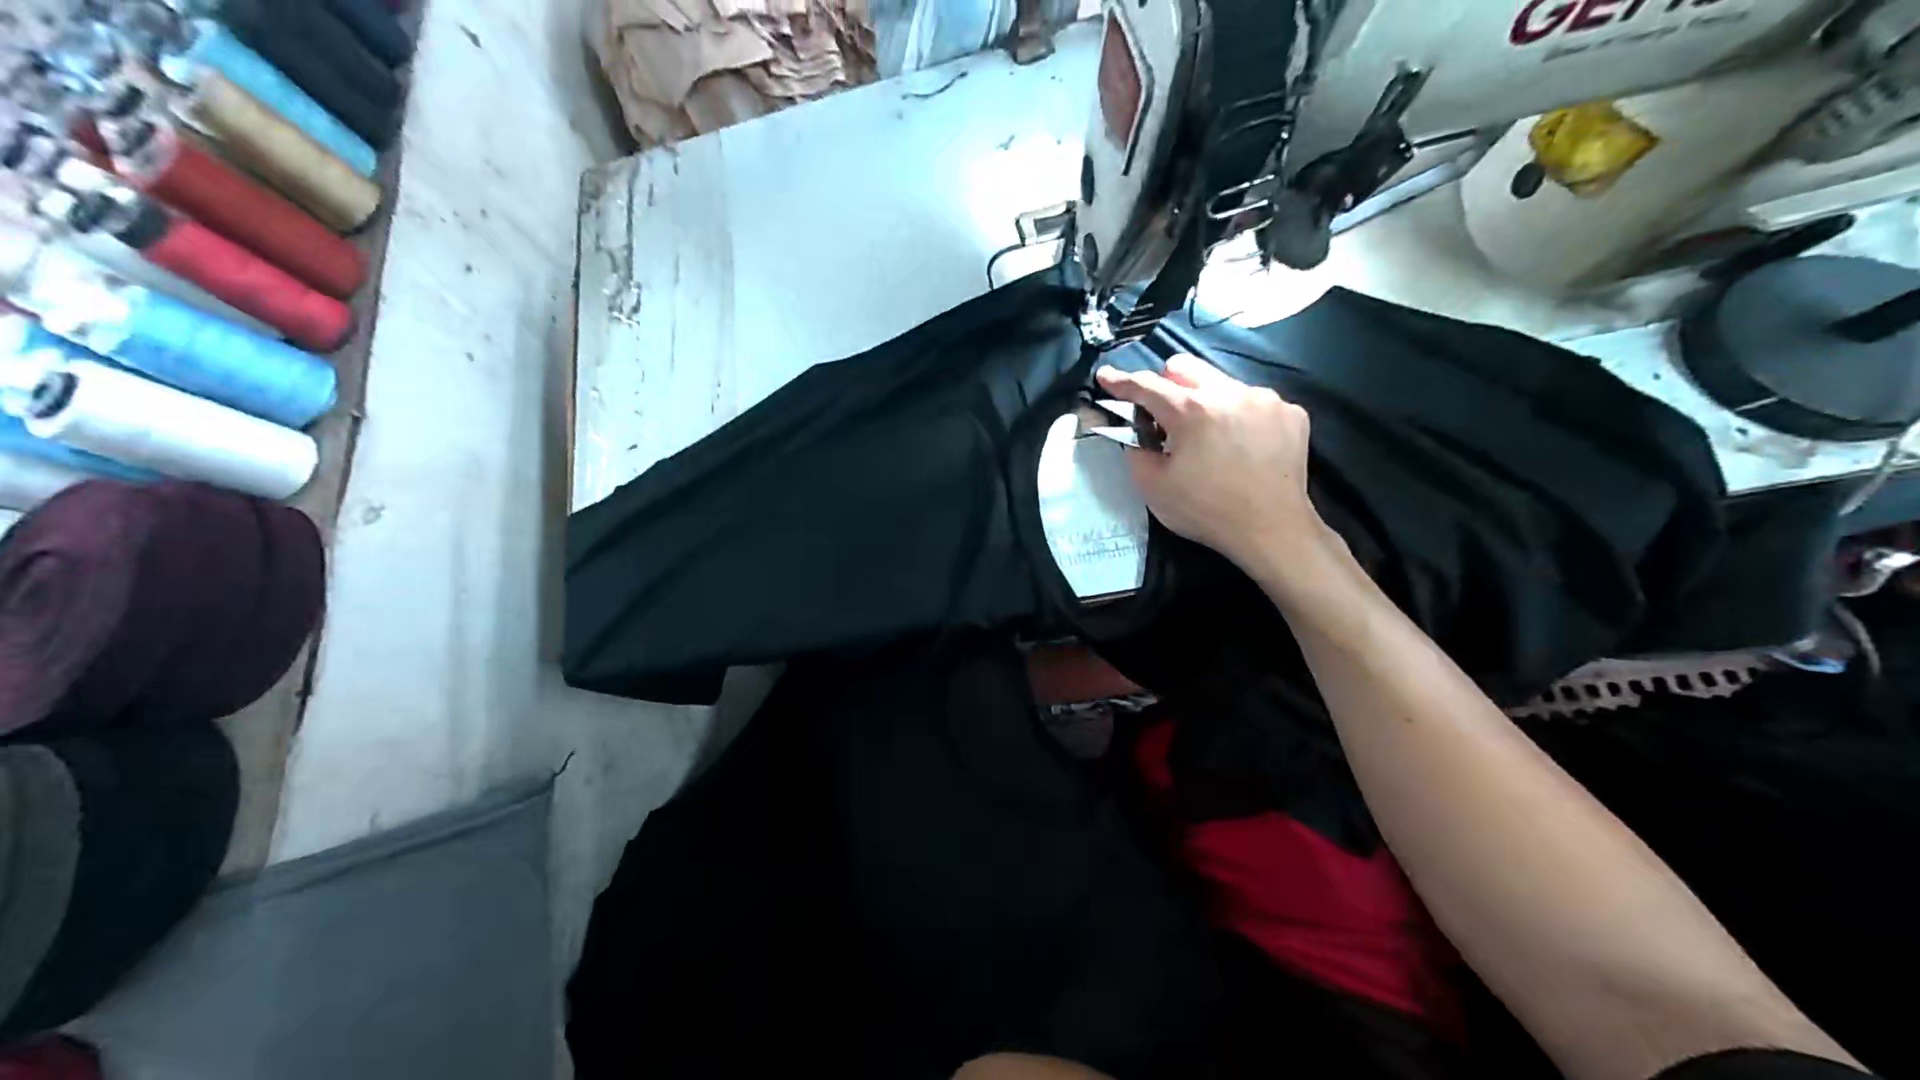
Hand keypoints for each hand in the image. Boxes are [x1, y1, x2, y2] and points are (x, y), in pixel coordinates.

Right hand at [1095, 355, 1332, 577]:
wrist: (1272, 530)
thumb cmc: (1206, 511)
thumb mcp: (1153, 487)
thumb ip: (1136, 451)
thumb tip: (1136, 432)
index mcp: (1191, 411)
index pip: (1146, 385)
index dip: (1120, 381)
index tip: (1106, 377)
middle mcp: (1229, 394)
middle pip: (1185, 367)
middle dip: (1166, 383)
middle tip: (1163, 414)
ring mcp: (1264, 400)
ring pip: (1222, 383)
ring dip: (1206, 401)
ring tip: (1209, 437)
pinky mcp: (1290, 413)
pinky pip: (1254, 402)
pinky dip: (1239, 417)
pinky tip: (1241, 445)